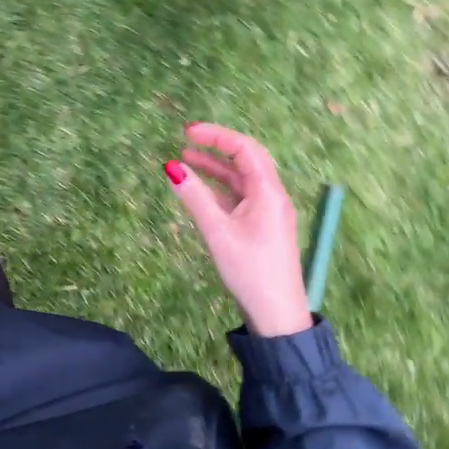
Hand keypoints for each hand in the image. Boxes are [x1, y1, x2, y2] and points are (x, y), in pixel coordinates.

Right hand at [164, 123, 313, 337]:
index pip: (244, 149)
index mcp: (268, 192)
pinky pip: (240, 197)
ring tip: (185, 159)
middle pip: (246, 159)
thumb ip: (195, 197)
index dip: (216, 136)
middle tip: (186, 139)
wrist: (277, 315)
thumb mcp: (217, 232)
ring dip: (216, 168)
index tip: (187, 133)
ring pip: (241, 179)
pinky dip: (219, 188)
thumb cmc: (249, 270)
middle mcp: (272, 196)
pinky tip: (199, 190)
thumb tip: (172, 167)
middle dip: (216, 147)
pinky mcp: (262, 226)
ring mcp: (268, 212)